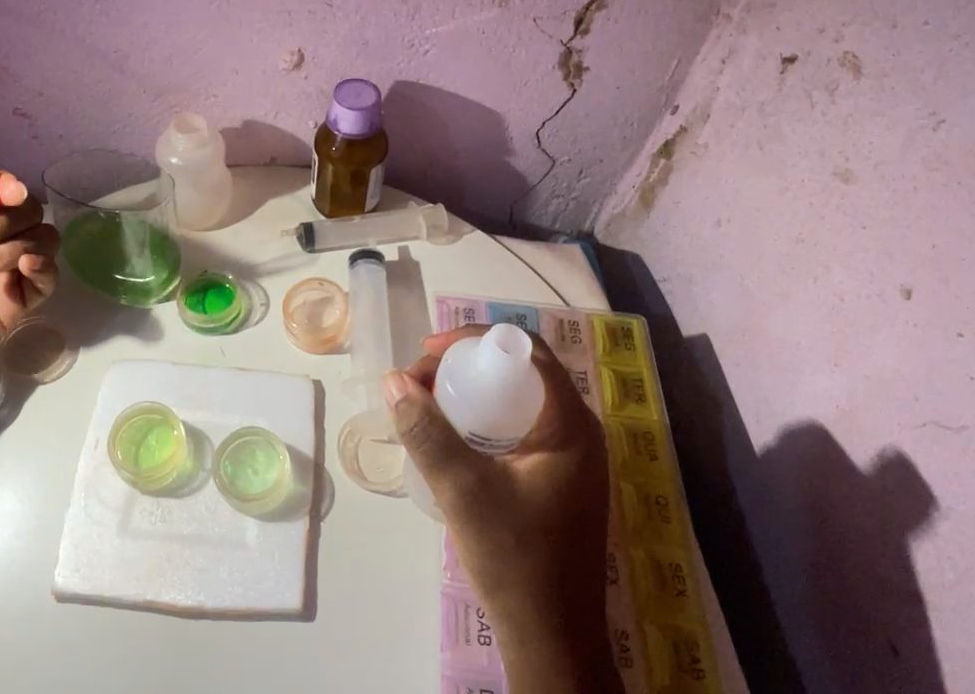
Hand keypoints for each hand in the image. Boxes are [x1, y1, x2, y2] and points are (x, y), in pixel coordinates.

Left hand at [0, 149, 58, 396]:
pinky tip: (21, 271)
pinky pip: (51, 272)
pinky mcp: (19, 299)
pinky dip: (43, 265)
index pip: (2, 182)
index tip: (5, 193)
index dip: (9, 183)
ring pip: (43, 235)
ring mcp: (6, 267)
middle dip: (1, 221)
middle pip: (28, 206)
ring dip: (14, 246)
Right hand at [385, 325, 614, 689]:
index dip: (474, 339)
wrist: (552, 636)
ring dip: (475, 392)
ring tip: (430, 404)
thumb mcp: (463, 492)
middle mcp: (580, 430)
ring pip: (521, 400)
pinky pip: (523, 427)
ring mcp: (574, 456)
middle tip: (421, 380)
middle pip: (522, 371)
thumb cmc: (515, 559)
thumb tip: (393, 380)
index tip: (428, 352)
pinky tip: (456, 438)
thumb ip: (427, 434)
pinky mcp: (561, 478)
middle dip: (468, 364)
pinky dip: (487, 418)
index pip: (526, 350)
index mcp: (571, 423)